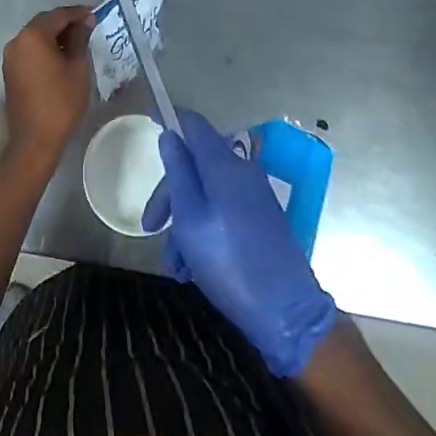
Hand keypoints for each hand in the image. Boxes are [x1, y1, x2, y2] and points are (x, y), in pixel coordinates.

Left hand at [0, 6, 93, 180]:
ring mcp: (10, 56)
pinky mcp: (10, 70)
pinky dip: (45, 47)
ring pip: (35, 36)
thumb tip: (84, 22)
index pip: (58, 15)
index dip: (77, 13)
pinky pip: (29, 50)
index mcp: (33, 36)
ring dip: (54, 35)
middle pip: (43, 23)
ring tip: (77, 42)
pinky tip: (61, 56)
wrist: (34, 139)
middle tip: (87, 27)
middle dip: (65, 22)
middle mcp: (17, 41)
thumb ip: (80, 40)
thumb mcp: (77, 68)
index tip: (94, 14)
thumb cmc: (61, 102)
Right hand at [144, 108, 337, 376]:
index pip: (195, 126)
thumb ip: (178, 173)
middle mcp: (242, 174)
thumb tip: (170, 135)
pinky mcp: (259, 221)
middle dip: (169, 195)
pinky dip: (202, 234)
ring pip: (205, 196)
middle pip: (195, 166)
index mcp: (225, 166)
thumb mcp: (190, 218)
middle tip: (149, 227)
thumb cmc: (229, 262)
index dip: (172, 123)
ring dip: (183, 225)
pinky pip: (221, 214)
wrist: (286, 312)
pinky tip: (191, 269)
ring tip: (175, 265)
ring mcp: (253, 198)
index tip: (148, 130)